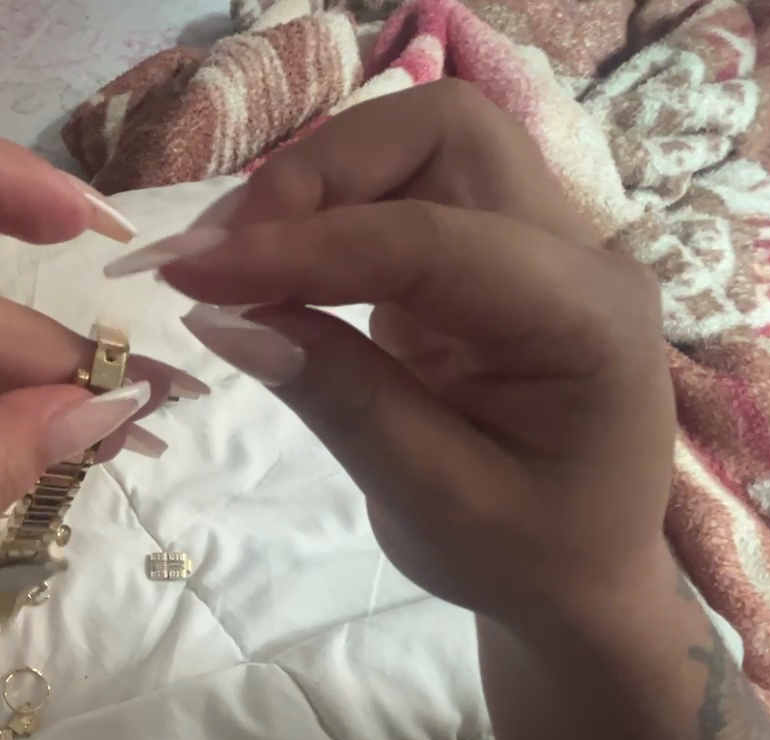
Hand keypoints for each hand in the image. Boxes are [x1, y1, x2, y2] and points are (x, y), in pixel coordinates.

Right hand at [113, 81, 675, 630]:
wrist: (573, 573)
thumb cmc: (519, 553)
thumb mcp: (429, 498)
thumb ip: (338, 399)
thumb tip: (223, 323)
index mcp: (583, 316)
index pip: (426, 240)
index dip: (298, 248)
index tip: (186, 276)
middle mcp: (568, 252)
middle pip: (437, 136)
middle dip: (312, 177)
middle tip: (215, 257)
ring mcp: (522, 249)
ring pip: (411, 152)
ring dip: (306, 190)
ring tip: (222, 263)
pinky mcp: (471, 268)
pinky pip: (390, 205)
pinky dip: (313, 224)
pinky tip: (261, 273)